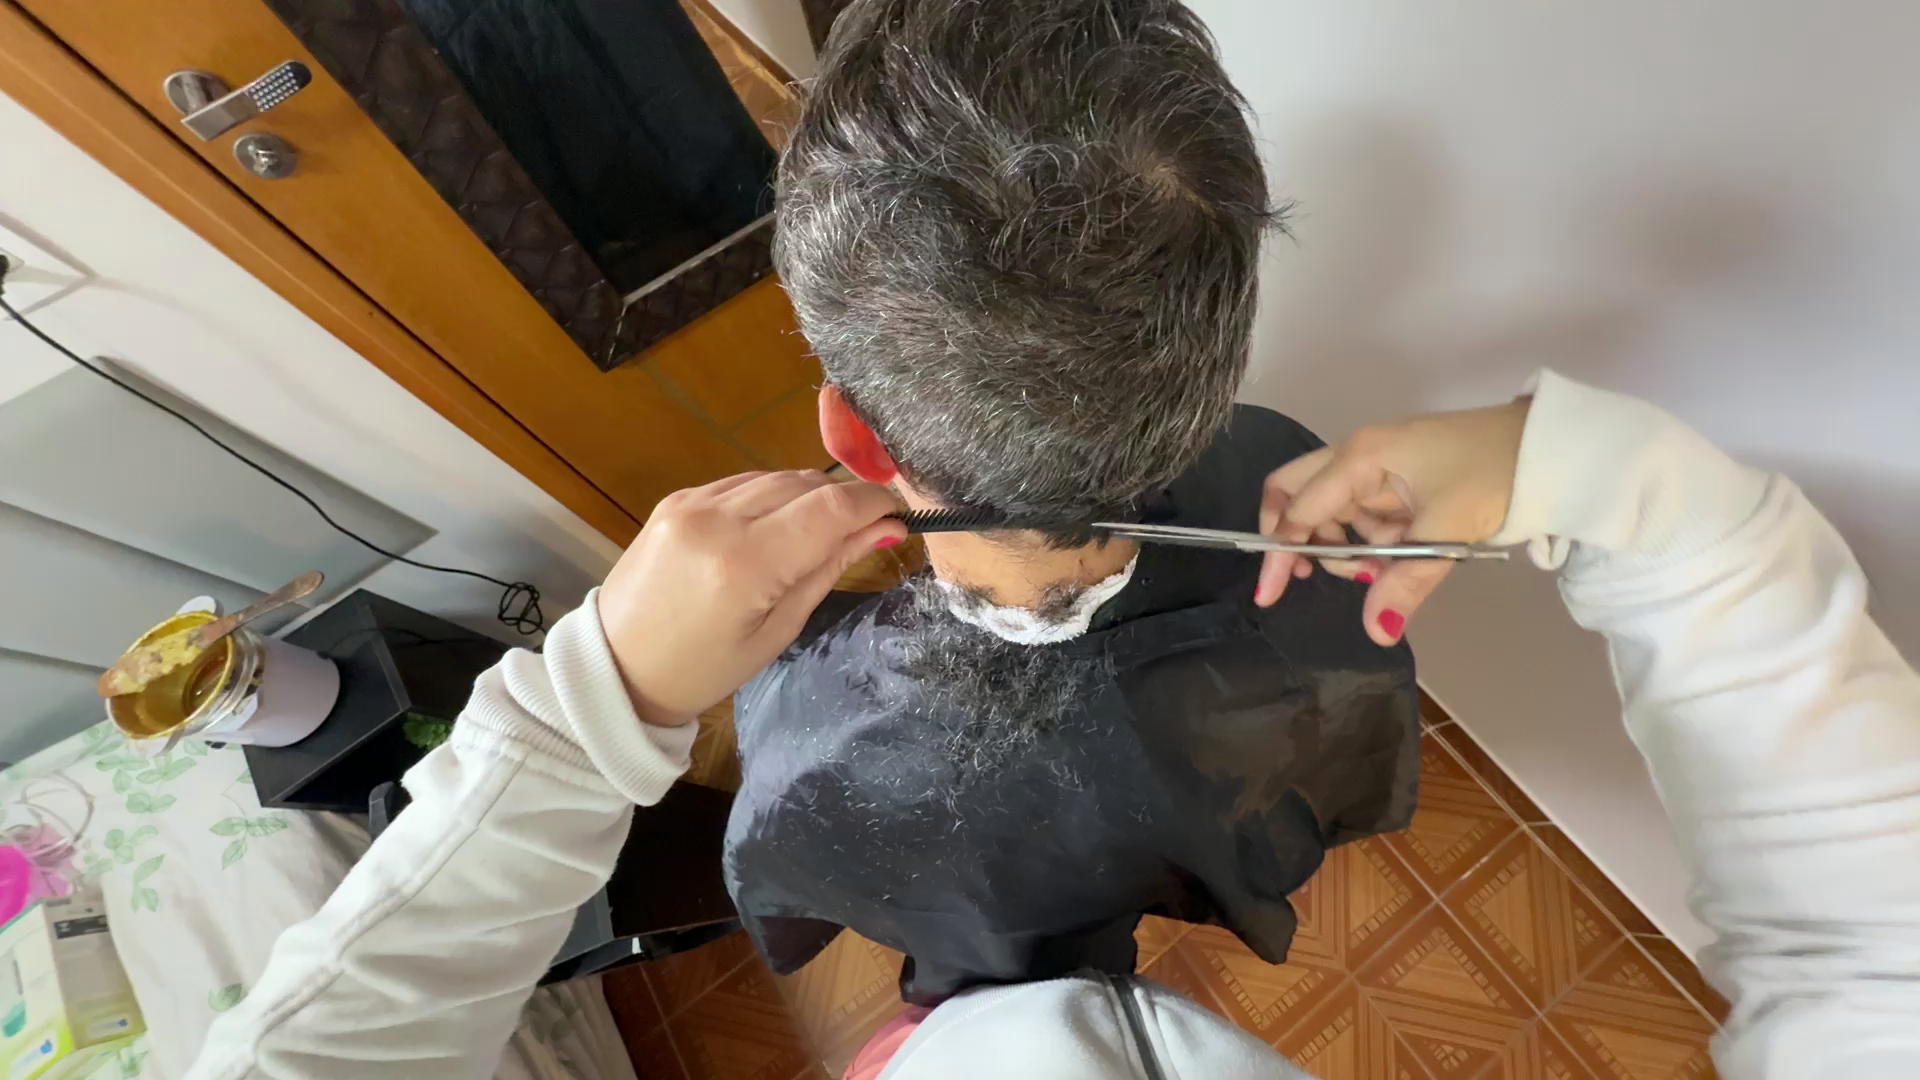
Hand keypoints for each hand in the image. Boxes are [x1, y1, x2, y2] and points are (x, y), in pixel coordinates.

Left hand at [595, 471, 905, 725]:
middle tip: (866, 530)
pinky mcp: (677, 498)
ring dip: (810, 496)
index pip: (831, 508)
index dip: (875, 503)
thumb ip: (831, 567)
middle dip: (846, 500)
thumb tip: (887, 529)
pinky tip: (775, 526)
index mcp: (746, 564)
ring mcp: (692, 502)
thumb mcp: (780, 629)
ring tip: (818, 533)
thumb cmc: (706, 670)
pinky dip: (773, 496)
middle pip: (807, 483)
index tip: (899, 515)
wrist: (618, 670)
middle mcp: (718, 519)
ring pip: (778, 477)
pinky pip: (745, 482)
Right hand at [1255, 401, 1530, 644]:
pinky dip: (1366, 539)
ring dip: (1341, 545)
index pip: (1297, 508)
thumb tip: (1376, 632)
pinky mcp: (1392, 478)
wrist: (1558, 445)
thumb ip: (1406, 580)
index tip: (1272, 593)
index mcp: (1359, 457)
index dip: (1280, 552)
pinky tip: (1394, 552)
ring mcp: (1373, 465)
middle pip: (1292, 495)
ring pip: (1326, 510)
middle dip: (1296, 539)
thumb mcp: (1449, 530)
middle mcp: (1355, 456)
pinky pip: (1357, 513)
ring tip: (1381, 569)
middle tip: (1310, 574)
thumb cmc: (1500, 473)